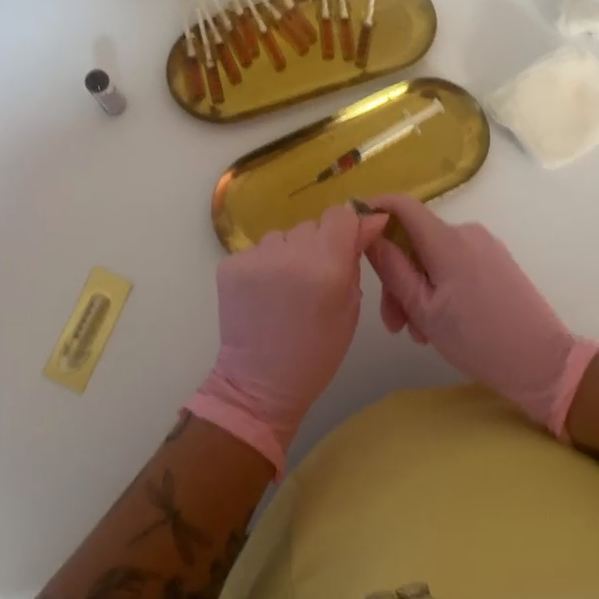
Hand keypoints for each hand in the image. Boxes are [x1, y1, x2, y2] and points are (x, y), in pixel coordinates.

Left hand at [185, 202, 380, 476]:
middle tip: (314, 280)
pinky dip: (264, 266)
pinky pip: (257, 251)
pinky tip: (263, 295)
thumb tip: (369, 219)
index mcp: (327, 267)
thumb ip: (355, 261)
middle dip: (317, 245)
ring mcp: (255, 258)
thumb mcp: (350, 310)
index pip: (341, 215)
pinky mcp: (230, 265)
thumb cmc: (316, 354)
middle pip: (311, 225)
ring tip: (285, 290)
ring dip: (289, 254)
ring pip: (282, 237)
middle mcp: (291, 254)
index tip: (345, 245)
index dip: (346, 228)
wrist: (260, 384)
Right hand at [364, 193, 598, 438]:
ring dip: (417, 289)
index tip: (353, 232)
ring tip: (419, 333)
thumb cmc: (478, 339)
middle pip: (415, 240)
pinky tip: (440, 324)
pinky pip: (454, 264)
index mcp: (447, 240)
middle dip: (397, 276)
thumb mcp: (424, 310)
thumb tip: (367, 234)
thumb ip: (392, 269)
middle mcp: (466, 233)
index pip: (402, 205)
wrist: (542, 363)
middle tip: (393, 322)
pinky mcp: (496, 262)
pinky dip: (438, 287)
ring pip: (433, 257)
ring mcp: (484, 246)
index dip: (374, 209)